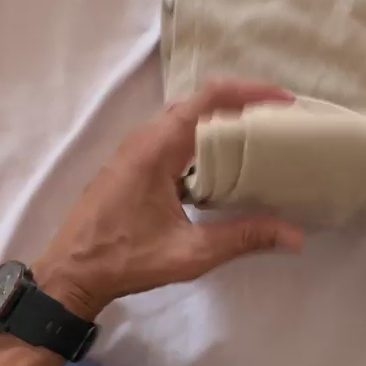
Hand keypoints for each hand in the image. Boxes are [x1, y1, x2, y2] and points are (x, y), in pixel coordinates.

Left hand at [32, 80, 303, 319]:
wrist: (70, 273)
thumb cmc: (125, 260)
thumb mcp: (190, 253)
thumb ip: (244, 238)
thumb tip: (295, 235)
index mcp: (157, 148)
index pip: (209, 99)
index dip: (251, 92)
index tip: (285, 101)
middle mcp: (145, 138)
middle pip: (199, 101)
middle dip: (242, 102)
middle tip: (279, 118)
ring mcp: (135, 149)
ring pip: (185, 116)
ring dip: (222, 118)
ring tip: (259, 134)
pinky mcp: (133, 163)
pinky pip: (174, 133)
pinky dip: (204, 136)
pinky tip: (223, 161)